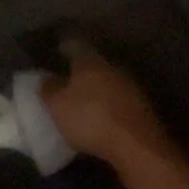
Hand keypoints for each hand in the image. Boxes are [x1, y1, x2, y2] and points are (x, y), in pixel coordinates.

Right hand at [42, 38, 172, 165]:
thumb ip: (49, 89)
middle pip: (94, 63)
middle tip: (68, 79)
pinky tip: (102, 116)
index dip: (65, 47)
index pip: (75, 45)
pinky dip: (109, 104)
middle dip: (81, 70)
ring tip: (84, 100)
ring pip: (108, 81)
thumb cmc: (90, 119)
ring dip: (97, 88)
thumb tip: (46, 77)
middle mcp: (112, 67)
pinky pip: (119, 99)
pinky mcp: (142, 106)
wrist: (136, 143)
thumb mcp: (57, 106)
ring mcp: (130, 86)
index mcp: (90, 61)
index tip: (58, 51)